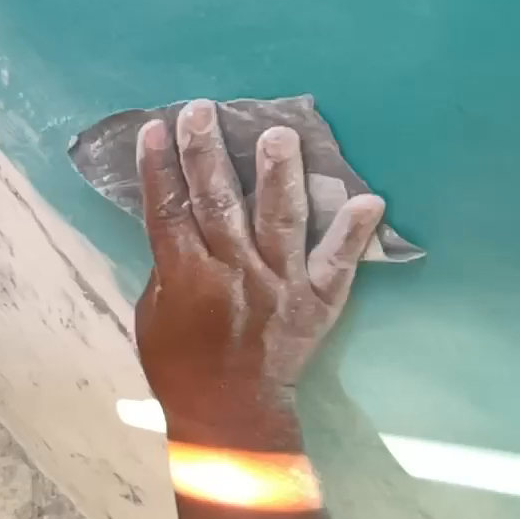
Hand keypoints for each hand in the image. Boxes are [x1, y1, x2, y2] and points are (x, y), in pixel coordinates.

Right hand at [134, 100, 383, 448]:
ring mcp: (280, 282)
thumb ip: (167, 271)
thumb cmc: (176, 363)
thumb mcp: (151, 315)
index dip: (158, 169)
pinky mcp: (318, 298)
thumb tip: (181, 233)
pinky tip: (367, 200)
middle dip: (206, 153)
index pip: (167, 212)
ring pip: (280, 219)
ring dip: (279, 174)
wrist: (228, 408)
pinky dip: (353, 233)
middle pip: (217, 203)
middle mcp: (233, 270)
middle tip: (202, 110)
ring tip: (280, 132)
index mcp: (185, 276)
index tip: (154, 131)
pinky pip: (338, 262)